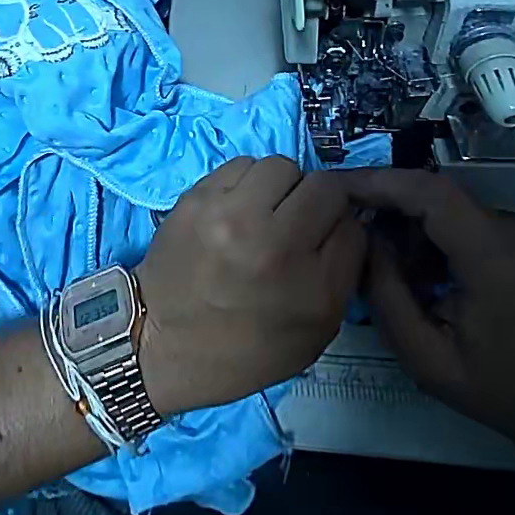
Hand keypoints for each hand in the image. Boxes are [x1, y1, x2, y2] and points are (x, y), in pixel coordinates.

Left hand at [133, 156, 364, 416]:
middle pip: (325, 187)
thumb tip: (349, 222)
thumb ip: (341, 273)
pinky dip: (248, 181)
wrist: (160, 343)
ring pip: (283, 166)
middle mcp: (275, 245)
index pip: (353, 226)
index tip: (328, 235)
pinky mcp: (199, 196)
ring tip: (265, 211)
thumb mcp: (313, 333)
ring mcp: (233, 215)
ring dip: (282, 186)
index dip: (343, 227)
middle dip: (320, 200)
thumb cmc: (242, 349)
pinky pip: (243, 164)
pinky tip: (237, 207)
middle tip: (298, 220)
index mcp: (310, 289)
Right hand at [347, 168, 514, 438]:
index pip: (431, 193)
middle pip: (435, 196)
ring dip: (416, 229)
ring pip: (448, 206)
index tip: (340, 186)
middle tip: (363, 241)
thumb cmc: (495, 388)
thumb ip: (386, 295)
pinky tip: (435, 277)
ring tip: (409, 279)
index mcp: (494, 258)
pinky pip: (466, 217)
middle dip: (392, 210)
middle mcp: (514, 229)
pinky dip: (438, 236)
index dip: (381, 182)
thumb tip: (369, 238)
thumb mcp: (424, 359)